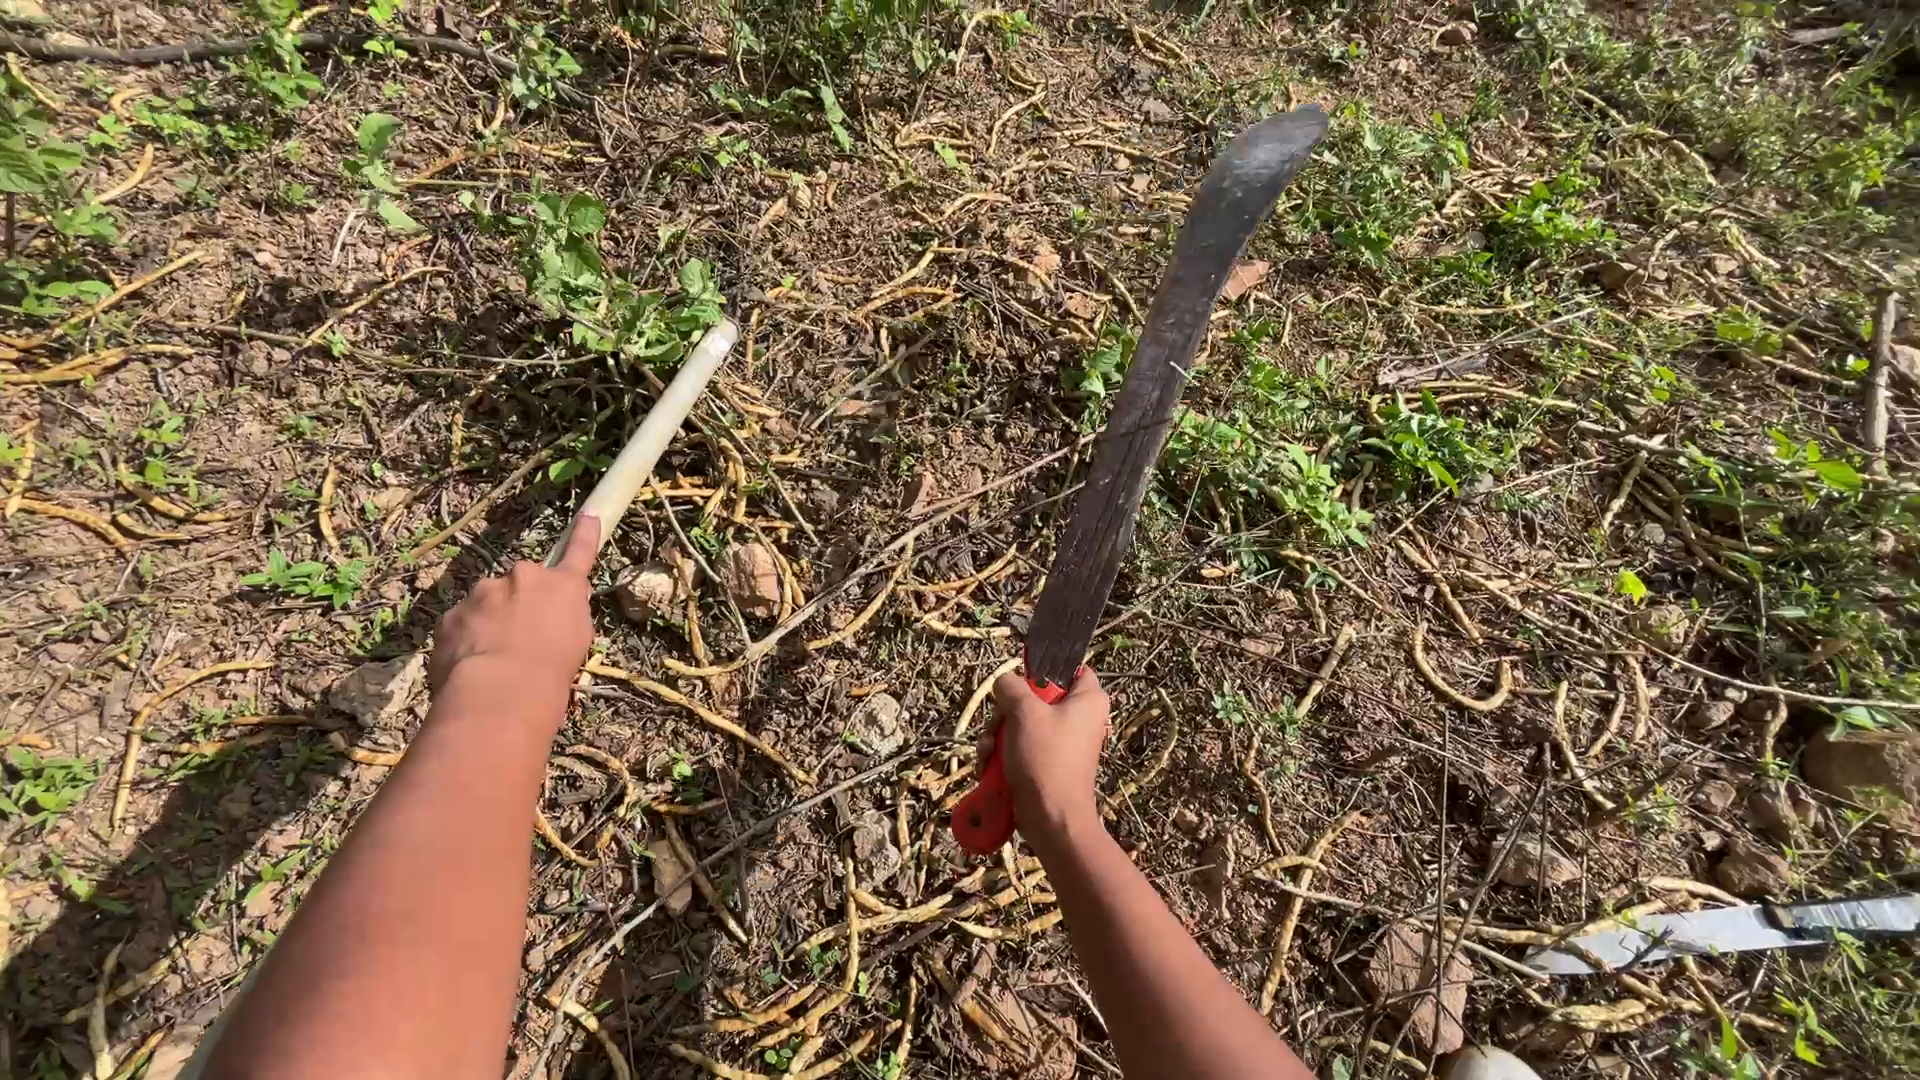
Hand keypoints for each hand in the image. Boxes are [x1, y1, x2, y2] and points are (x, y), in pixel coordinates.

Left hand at [429, 515, 598, 696]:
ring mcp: (482, 593)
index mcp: (561, 585)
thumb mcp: (579, 638)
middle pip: (523, 582)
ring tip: (496, 656)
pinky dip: (468, 638)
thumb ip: (570, 612)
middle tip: (525, 634)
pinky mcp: (451, 615)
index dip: (585, 534)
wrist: (501, 687)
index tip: (588, 515)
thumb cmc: (554, 666)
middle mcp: (522, 577)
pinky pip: (463, 622)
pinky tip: (474, 663)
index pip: (579, 553)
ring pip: (489, 601)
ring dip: (493, 619)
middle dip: (522, 599)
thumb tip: (561, 605)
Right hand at [981, 669, 1109, 844]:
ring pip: (1022, 723)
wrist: (1051, 819)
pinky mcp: (1047, 763)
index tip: (1022, 681)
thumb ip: (1011, 686)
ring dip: (998, 736)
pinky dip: (1003, 755)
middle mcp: (1080, 718)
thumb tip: (1005, 685)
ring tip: (989, 753)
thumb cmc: (1045, 758)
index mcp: (1088, 699)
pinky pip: (1021, 747)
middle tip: (997, 725)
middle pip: (1035, 698)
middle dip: (1007, 713)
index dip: (1045, 670)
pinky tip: (989, 766)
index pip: (1071, 668)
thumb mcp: (1024, 711)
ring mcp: (1063, 742)